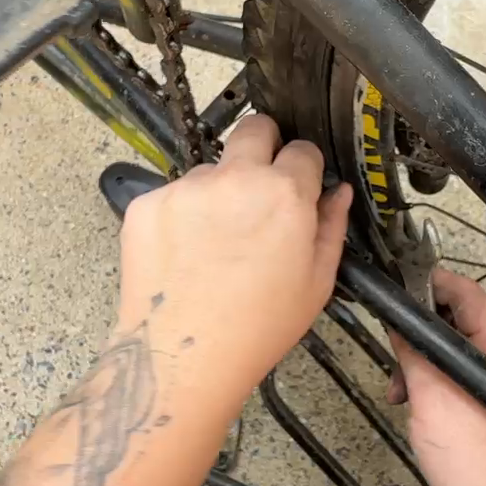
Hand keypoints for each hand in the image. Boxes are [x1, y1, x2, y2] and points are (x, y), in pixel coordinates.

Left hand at [116, 115, 353, 405]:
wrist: (183, 356)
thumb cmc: (254, 329)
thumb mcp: (316, 284)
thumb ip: (331, 227)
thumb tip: (337, 195)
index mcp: (284, 195)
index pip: (302, 149)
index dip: (304, 167)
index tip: (298, 183)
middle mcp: (235, 179)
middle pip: (254, 128)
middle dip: (263, 144)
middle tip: (260, 182)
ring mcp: (186, 188)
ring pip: (210, 169)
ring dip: (218, 192)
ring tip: (216, 244)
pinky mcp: (148, 203)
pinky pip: (172, 195)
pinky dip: (181, 215)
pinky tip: (186, 253)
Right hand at [388, 268, 485, 485]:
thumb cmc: (475, 457)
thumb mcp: (432, 390)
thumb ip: (413, 348)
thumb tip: (398, 317)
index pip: (471, 296)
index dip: (435, 283)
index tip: (402, 280)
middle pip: (459, 326)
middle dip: (421, 328)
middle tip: (393, 335)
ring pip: (451, 359)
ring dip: (419, 362)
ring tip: (397, 383)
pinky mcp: (482, 420)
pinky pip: (451, 387)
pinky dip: (427, 388)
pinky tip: (409, 403)